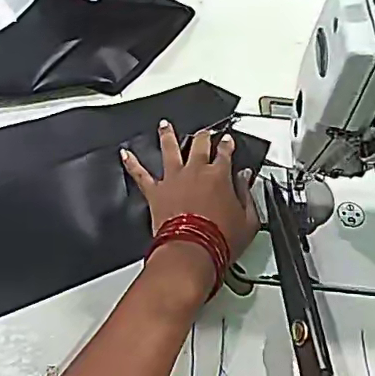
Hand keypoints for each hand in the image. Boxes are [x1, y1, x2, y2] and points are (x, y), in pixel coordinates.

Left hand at [121, 120, 259, 258]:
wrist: (192, 250)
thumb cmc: (219, 238)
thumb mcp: (248, 219)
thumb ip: (247, 194)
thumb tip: (246, 179)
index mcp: (219, 175)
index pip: (225, 152)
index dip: (227, 143)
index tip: (227, 140)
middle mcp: (195, 171)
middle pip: (198, 144)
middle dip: (202, 135)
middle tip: (203, 131)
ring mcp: (173, 179)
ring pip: (169, 149)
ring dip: (167, 135)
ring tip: (165, 125)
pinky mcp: (156, 192)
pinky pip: (140, 174)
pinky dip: (132, 163)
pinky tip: (125, 154)